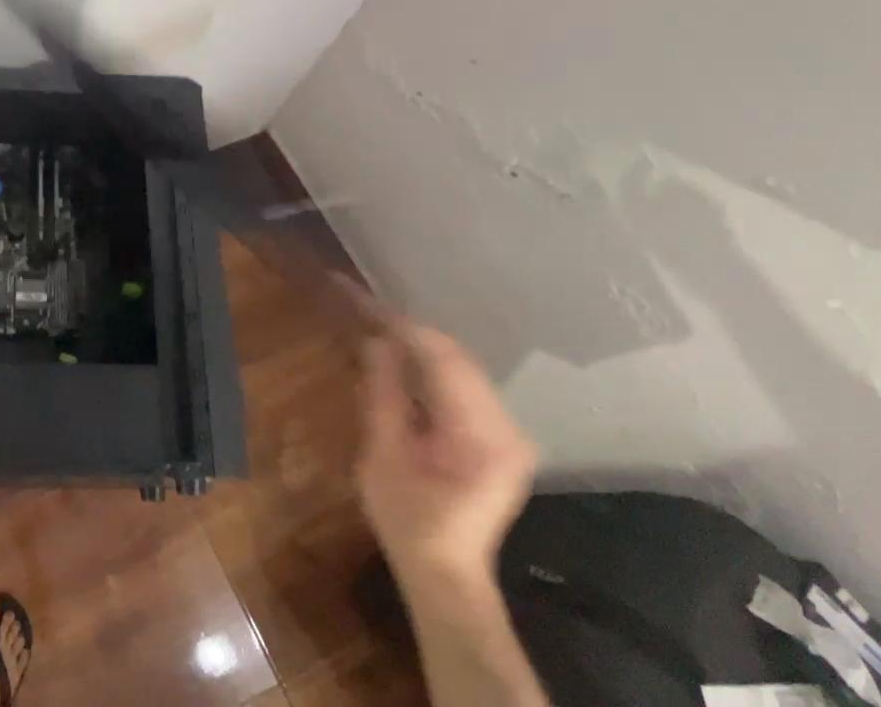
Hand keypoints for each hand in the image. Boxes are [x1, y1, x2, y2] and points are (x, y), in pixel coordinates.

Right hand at [356, 322, 535, 589]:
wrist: (445, 573)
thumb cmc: (408, 523)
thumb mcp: (384, 459)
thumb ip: (384, 397)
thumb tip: (377, 344)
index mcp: (483, 436)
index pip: (446, 363)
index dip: (407, 330)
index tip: (370, 306)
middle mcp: (508, 427)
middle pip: (460, 362)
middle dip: (414, 336)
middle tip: (369, 313)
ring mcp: (511, 433)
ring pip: (464, 371)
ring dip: (424, 351)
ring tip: (381, 333)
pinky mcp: (502, 438)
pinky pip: (467, 389)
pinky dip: (435, 373)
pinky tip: (405, 366)